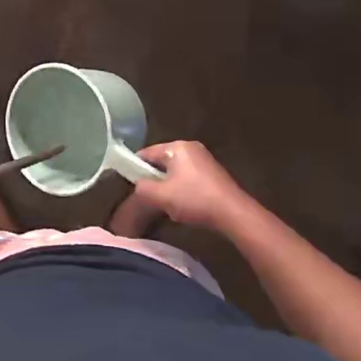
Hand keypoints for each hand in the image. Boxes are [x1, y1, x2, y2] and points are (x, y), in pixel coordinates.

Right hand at [129, 141, 256, 232]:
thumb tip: (138, 185)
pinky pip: (188, 177)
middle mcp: (191, 147)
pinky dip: (182, 188)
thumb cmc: (194, 199)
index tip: (128, 182)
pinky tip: (183, 205)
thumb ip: (142, 188)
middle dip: (154, 178)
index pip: (147, 152)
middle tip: (148, 196)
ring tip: (165, 203)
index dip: (135, 167)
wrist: (232, 213)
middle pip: (162, 161)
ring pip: (175, 171)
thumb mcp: (161, 196)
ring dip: (168, 185)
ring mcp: (204, 159)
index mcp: (177, 147)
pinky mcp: (213, 173)